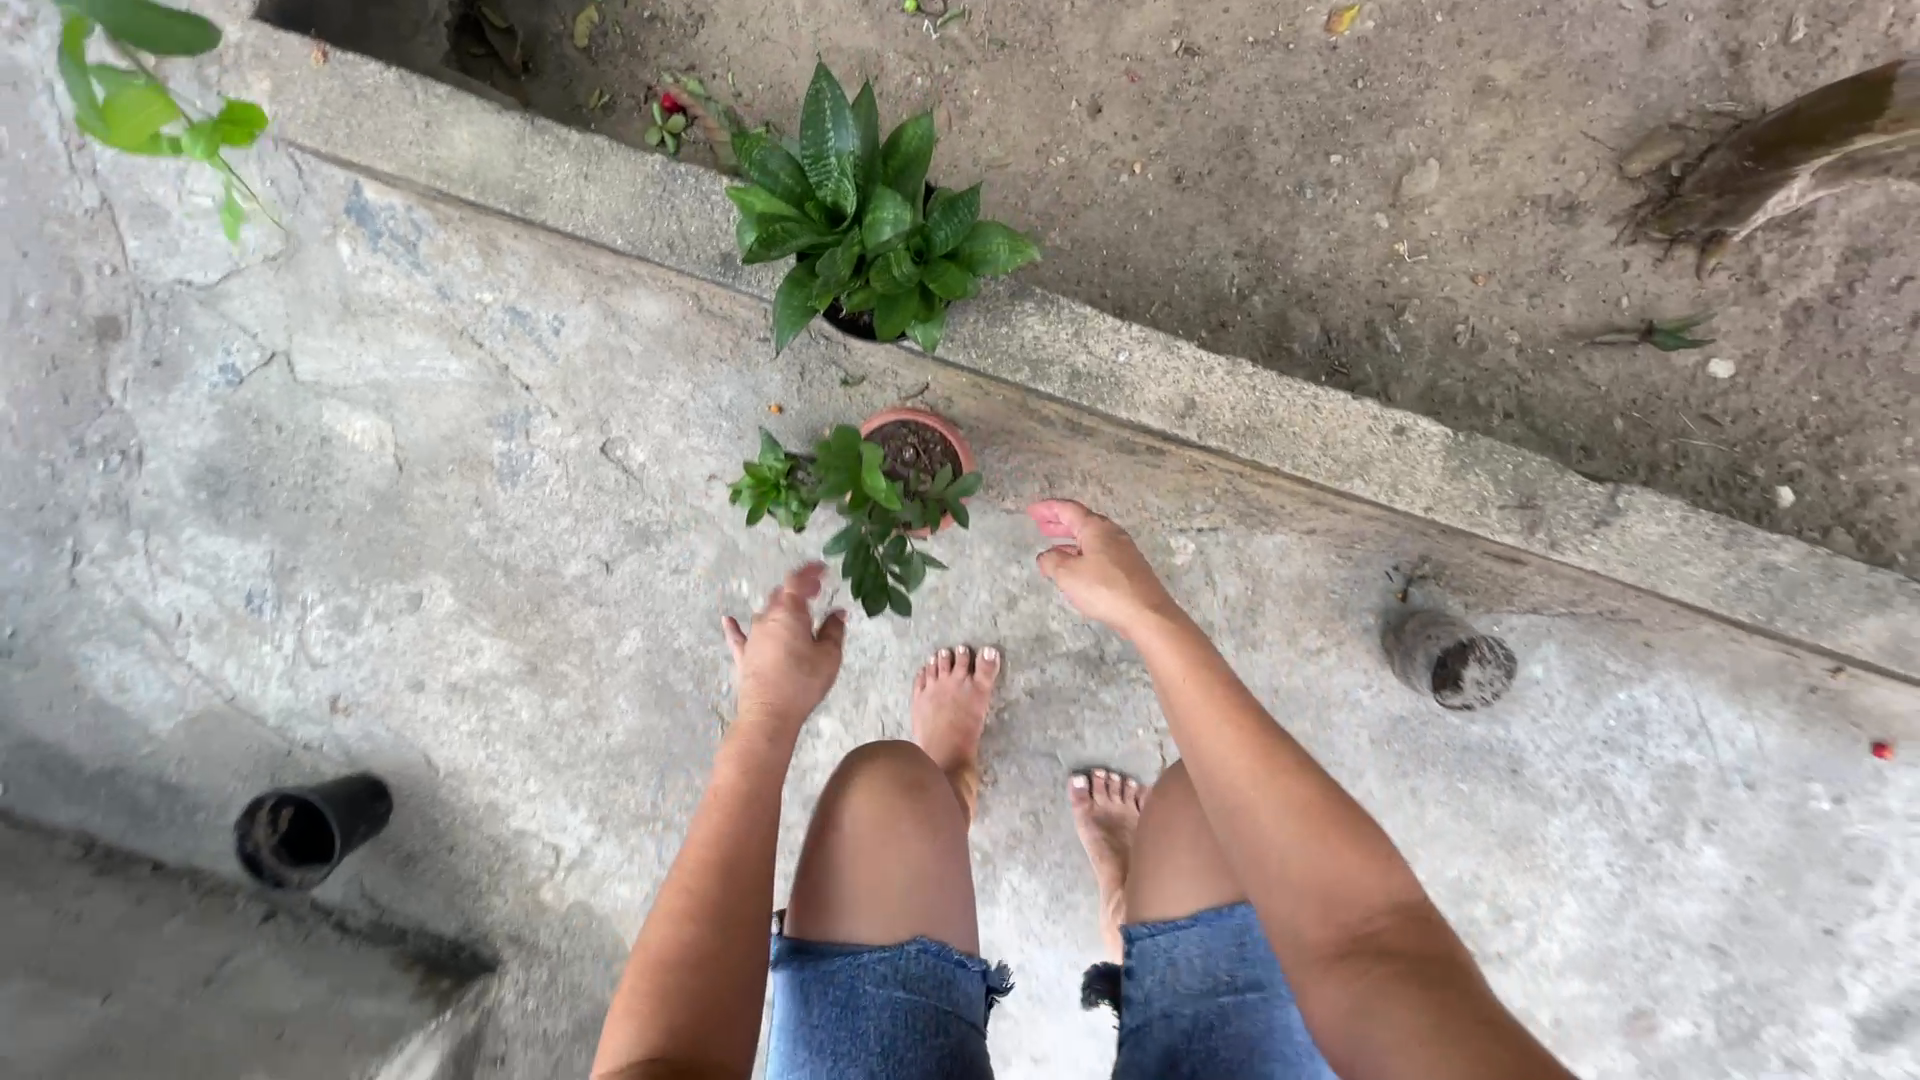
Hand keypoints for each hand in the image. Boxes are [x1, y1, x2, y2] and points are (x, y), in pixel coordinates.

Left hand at [722, 563, 847, 728]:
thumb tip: (838, 613)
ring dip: (781, 608)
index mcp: (789, 613)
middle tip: (817, 591)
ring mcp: (752, 637)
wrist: (769, 713)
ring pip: (765, 613)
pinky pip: (738, 636)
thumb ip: (834, 630)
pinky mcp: (743, 656)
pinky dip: (735, 626)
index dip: (810, 572)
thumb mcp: (829, 655)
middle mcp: (767, 619)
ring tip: (796, 611)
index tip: (823, 570)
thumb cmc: (803, 682)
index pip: (797, 582)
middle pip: (781, 595)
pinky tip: (727, 620)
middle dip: (799, 590)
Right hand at [1027, 499, 1182, 636]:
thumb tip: (1046, 556)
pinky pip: (1099, 552)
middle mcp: (1111, 533)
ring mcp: (1123, 550)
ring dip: (1070, 540)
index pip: (1068, 510)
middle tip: (1040, 525)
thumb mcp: (1068, 574)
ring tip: (1053, 548)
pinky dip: (1082, 553)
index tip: (1032, 511)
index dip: (1047, 509)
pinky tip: (1076, 567)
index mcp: (1096, 528)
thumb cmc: (1104, 589)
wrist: (1146, 613)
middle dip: (1058, 523)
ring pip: (1090, 538)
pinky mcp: (1128, 567)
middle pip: (1081, 521)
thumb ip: (1051, 561)